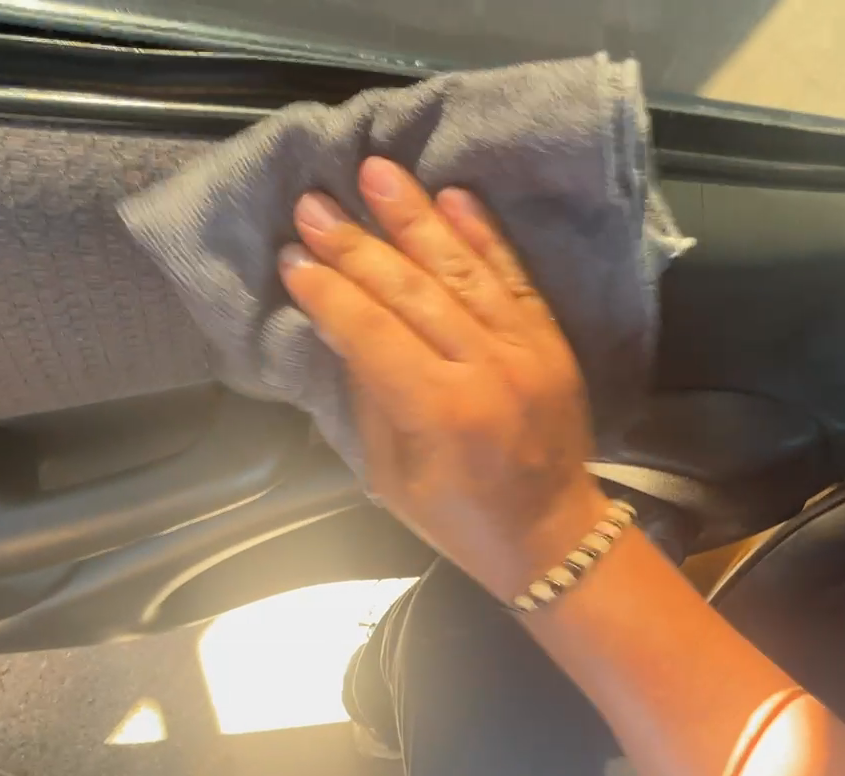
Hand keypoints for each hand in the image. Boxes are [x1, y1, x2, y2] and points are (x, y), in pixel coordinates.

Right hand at [277, 157, 611, 599]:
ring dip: (415, 218)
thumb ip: (369, 397)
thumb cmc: (461, 519)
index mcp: (439, 411)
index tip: (291, 260)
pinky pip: (513, 276)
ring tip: (376, 173)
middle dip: (356, 245)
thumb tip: (341, 328)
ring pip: (461, 269)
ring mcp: (524, 348)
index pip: (370, 331)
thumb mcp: (392, 476)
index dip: (327, 293)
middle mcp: (484, 368)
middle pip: (410, 290)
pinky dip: (483, 234)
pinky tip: (452, 197)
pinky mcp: (550, 340)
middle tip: (313, 205)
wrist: (553, 533)